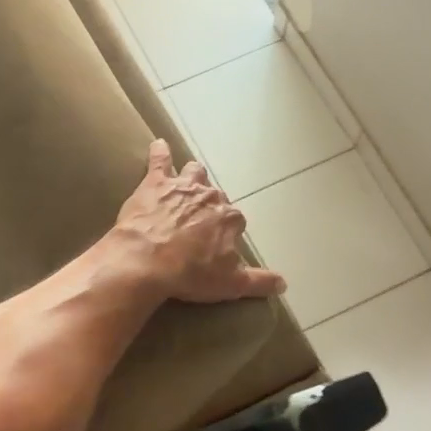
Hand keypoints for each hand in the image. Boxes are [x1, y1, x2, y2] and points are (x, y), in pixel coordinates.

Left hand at [111, 140, 285, 303]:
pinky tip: (159, 146)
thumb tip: (283, 284)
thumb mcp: (231, 285)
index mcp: (230, 219)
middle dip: (211, 207)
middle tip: (199, 223)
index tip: (218, 244)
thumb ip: (260, 282)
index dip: (228, 232)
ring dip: (194, 178)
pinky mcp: (155, 183)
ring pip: (195, 173)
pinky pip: (160, 159)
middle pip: (216, 196)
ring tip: (188, 185)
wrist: (147, 262)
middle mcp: (211, 196)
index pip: (236, 221)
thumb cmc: (191, 274)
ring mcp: (183, 186)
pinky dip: (160, 152)